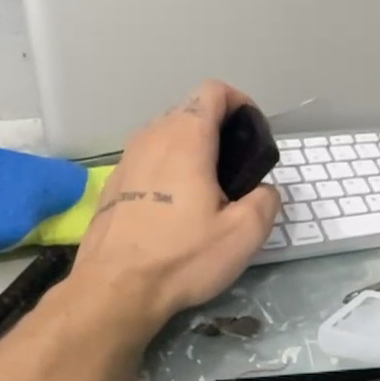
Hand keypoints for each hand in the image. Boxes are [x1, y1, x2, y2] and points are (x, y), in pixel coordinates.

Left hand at [68, 81, 281, 336]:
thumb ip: (265, 201)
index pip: (213, 91)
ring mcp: (127, 159)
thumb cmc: (182, 257)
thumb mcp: (244, 235)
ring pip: (167, 137)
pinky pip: (149, 162)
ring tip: (209, 192)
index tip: (254, 134)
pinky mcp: (113, 185)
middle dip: (219, 131)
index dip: (240, 103)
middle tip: (238, 172)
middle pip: (190, 112)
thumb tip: (263, 191)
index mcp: (186, 138)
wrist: (116, 289)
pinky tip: (176, 210)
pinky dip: (168, 171)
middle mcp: (152, 137)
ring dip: (192, 153)